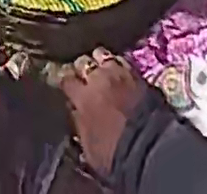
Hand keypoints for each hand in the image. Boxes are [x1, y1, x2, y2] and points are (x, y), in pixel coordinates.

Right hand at [58, 47, 147, 172]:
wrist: (147, 144)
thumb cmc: (112, 152)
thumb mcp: (87, 145)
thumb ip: (78, 121)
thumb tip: (74, 108)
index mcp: (83, 97)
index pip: (66, 79)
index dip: (61, 77)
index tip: (58, 78)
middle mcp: (98, 78)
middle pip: (84, 62)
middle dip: (80, 67)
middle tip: (80, 74)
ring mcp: (118, 72)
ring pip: (102, 54)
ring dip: (98, 60)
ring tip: (99, 66)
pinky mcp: (135, 71)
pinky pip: (121, 59)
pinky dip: (115, 62)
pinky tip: (115, 68)